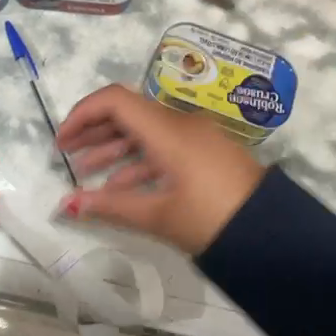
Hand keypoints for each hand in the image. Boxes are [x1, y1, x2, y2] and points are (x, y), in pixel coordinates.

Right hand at [55, 85, 265, 253]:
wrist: (272, 234)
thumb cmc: (211, 219)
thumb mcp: (157, 215)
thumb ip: (110, 206)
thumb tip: (67, 204)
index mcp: (167, 130)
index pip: (115, 100)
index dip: (83, 114)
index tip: (62, 140)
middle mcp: (180, 124)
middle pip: (128, 113)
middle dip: (94, 130)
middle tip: (66, 152)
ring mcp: (195, 137)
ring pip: (144, 131)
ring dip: (113, 147)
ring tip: (85, 170)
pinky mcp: (205, 152)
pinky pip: (162, 145)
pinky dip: (137, 159)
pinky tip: (119, 184)